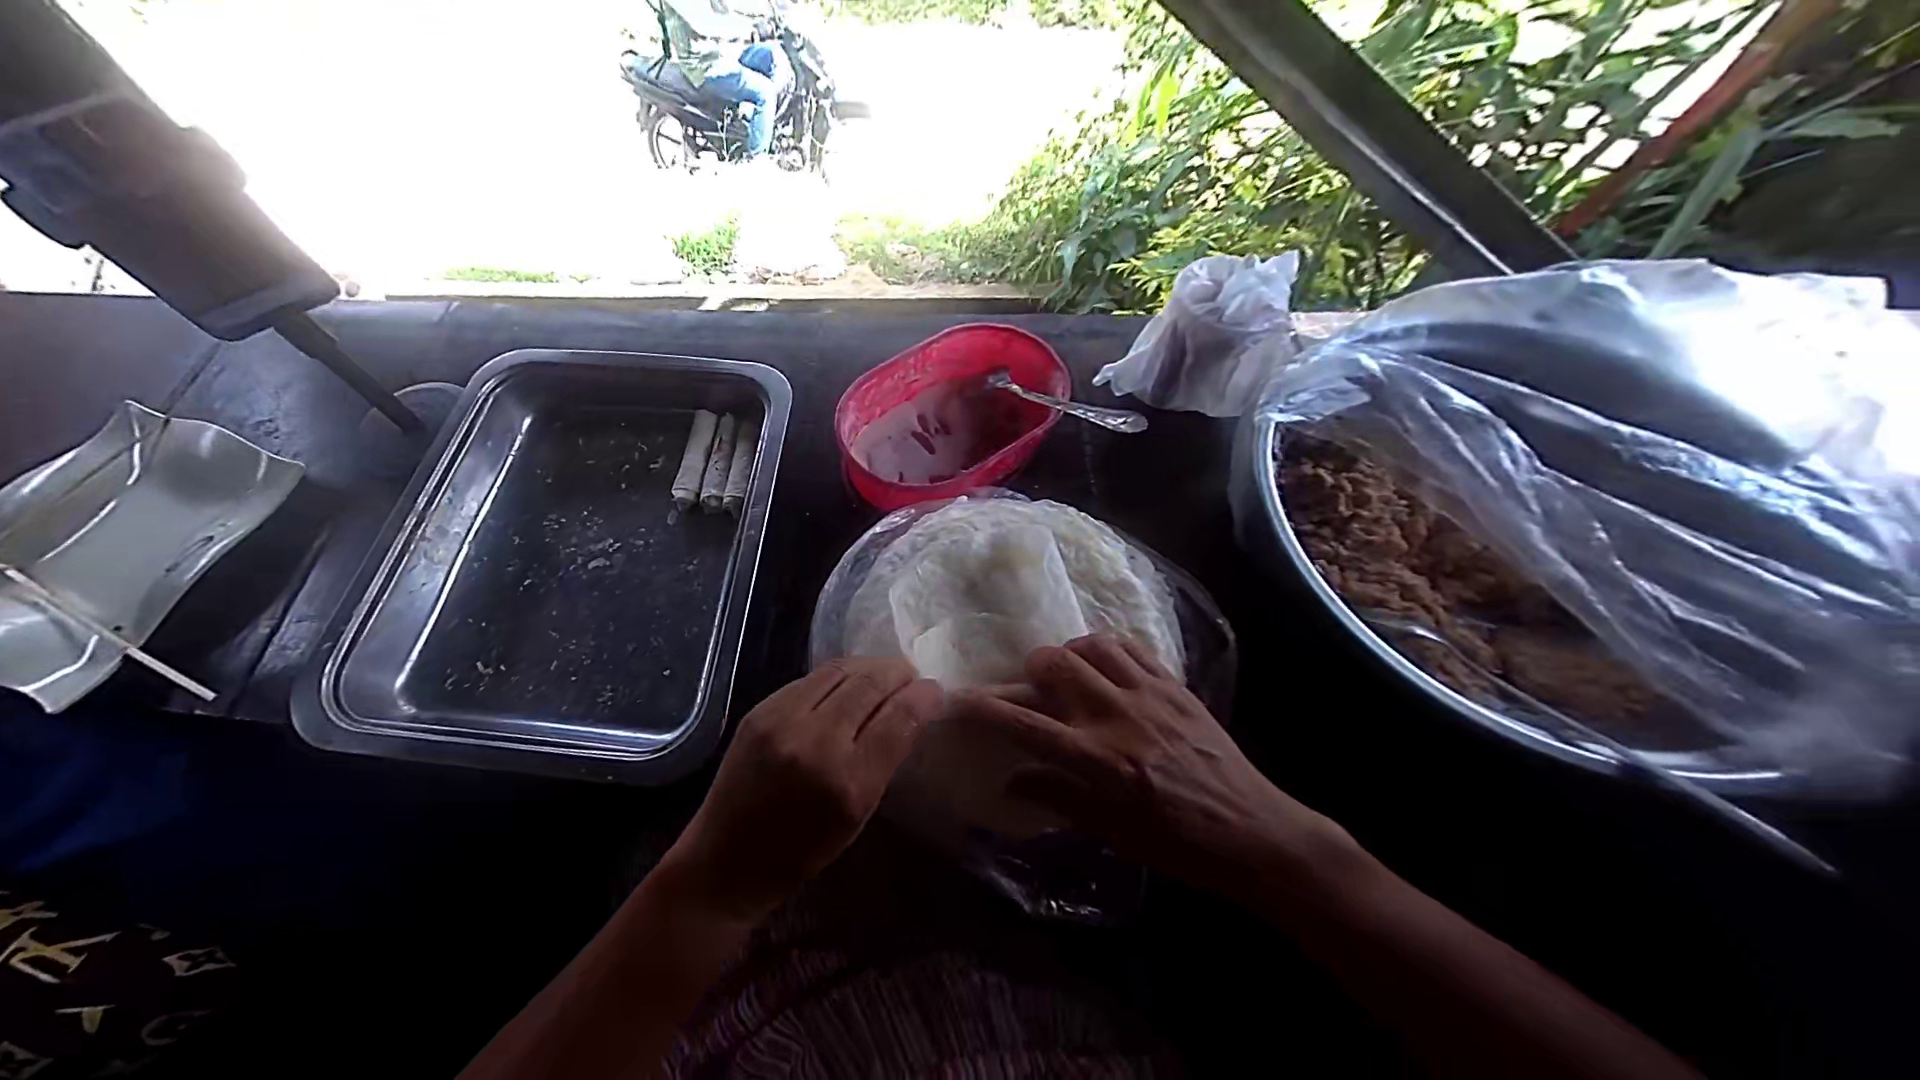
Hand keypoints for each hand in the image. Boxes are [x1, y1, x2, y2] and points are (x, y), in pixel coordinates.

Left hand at [661, 659, 940, 920]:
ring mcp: (782, 721)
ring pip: (841, 670)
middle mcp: (815, 743)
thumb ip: (886, 760)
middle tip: (913, 676)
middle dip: (900, 673)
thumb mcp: (858, 816)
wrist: (725, 860)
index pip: (899, 718)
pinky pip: (812, 678)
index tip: (936, 691)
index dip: (924, 697)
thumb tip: (914, 711)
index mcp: (848, 783)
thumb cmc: (801, 851)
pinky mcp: (761, 710)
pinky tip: (849, 681)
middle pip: (871, 684)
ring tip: (886, 672)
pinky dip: (839, 674)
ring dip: (871, 666)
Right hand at [950, 635, 1352, 897]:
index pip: (1024, 724)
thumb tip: (1011, 777)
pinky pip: (1131, 646)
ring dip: (1069, 652)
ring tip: (1069, 671)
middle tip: (1033, 685)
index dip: (983, 708)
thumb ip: (1058, 797)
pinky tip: (1105, 664)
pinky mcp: (1174, 684)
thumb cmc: (1175, 842)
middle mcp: (1116, 717)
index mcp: (1096, 760)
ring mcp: (1148, 694)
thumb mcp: (1111, 831)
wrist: (1249, 829)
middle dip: (1031, 668)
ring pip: (1091, 645)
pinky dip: (1107, 647)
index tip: (958, 698)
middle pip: (1055, 664)